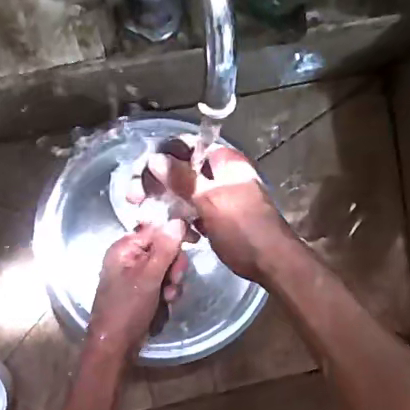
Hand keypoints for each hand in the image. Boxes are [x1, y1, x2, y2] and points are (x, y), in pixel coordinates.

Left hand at [87, 220, 187, 360]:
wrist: (115, 346)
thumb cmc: (127, 308)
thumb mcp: (149, 276)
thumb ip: (165, 249)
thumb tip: (178, 220)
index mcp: (124, 248)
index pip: (156, 230)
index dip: (176, 236)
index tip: (196, 242)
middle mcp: (128, 258)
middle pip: (164, 250)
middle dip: (174, 266)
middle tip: (173, 281)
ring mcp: (134, 276)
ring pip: (166, 269)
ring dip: (172, 283)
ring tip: (168, 298)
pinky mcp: (141, 292)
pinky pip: (162, 284)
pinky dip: (167, 293)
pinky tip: (165, 304)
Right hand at [152, 146, 298, 281]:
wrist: (272, 262)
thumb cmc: (243, 229)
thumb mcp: (210, 200)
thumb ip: (182, 178)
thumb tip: (155, 159)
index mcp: (225, 161)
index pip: (186, 147)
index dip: (161, 158)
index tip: (141, 177)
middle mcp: (223, 174)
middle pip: (182, 170)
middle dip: (159, 184)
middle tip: (137, 200)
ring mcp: (222, 196)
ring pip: (187, 193)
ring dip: (170, 204)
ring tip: (152, 218)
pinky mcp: (221, 217)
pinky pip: (196, 211)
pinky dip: (186, 219)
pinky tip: (182, 233)